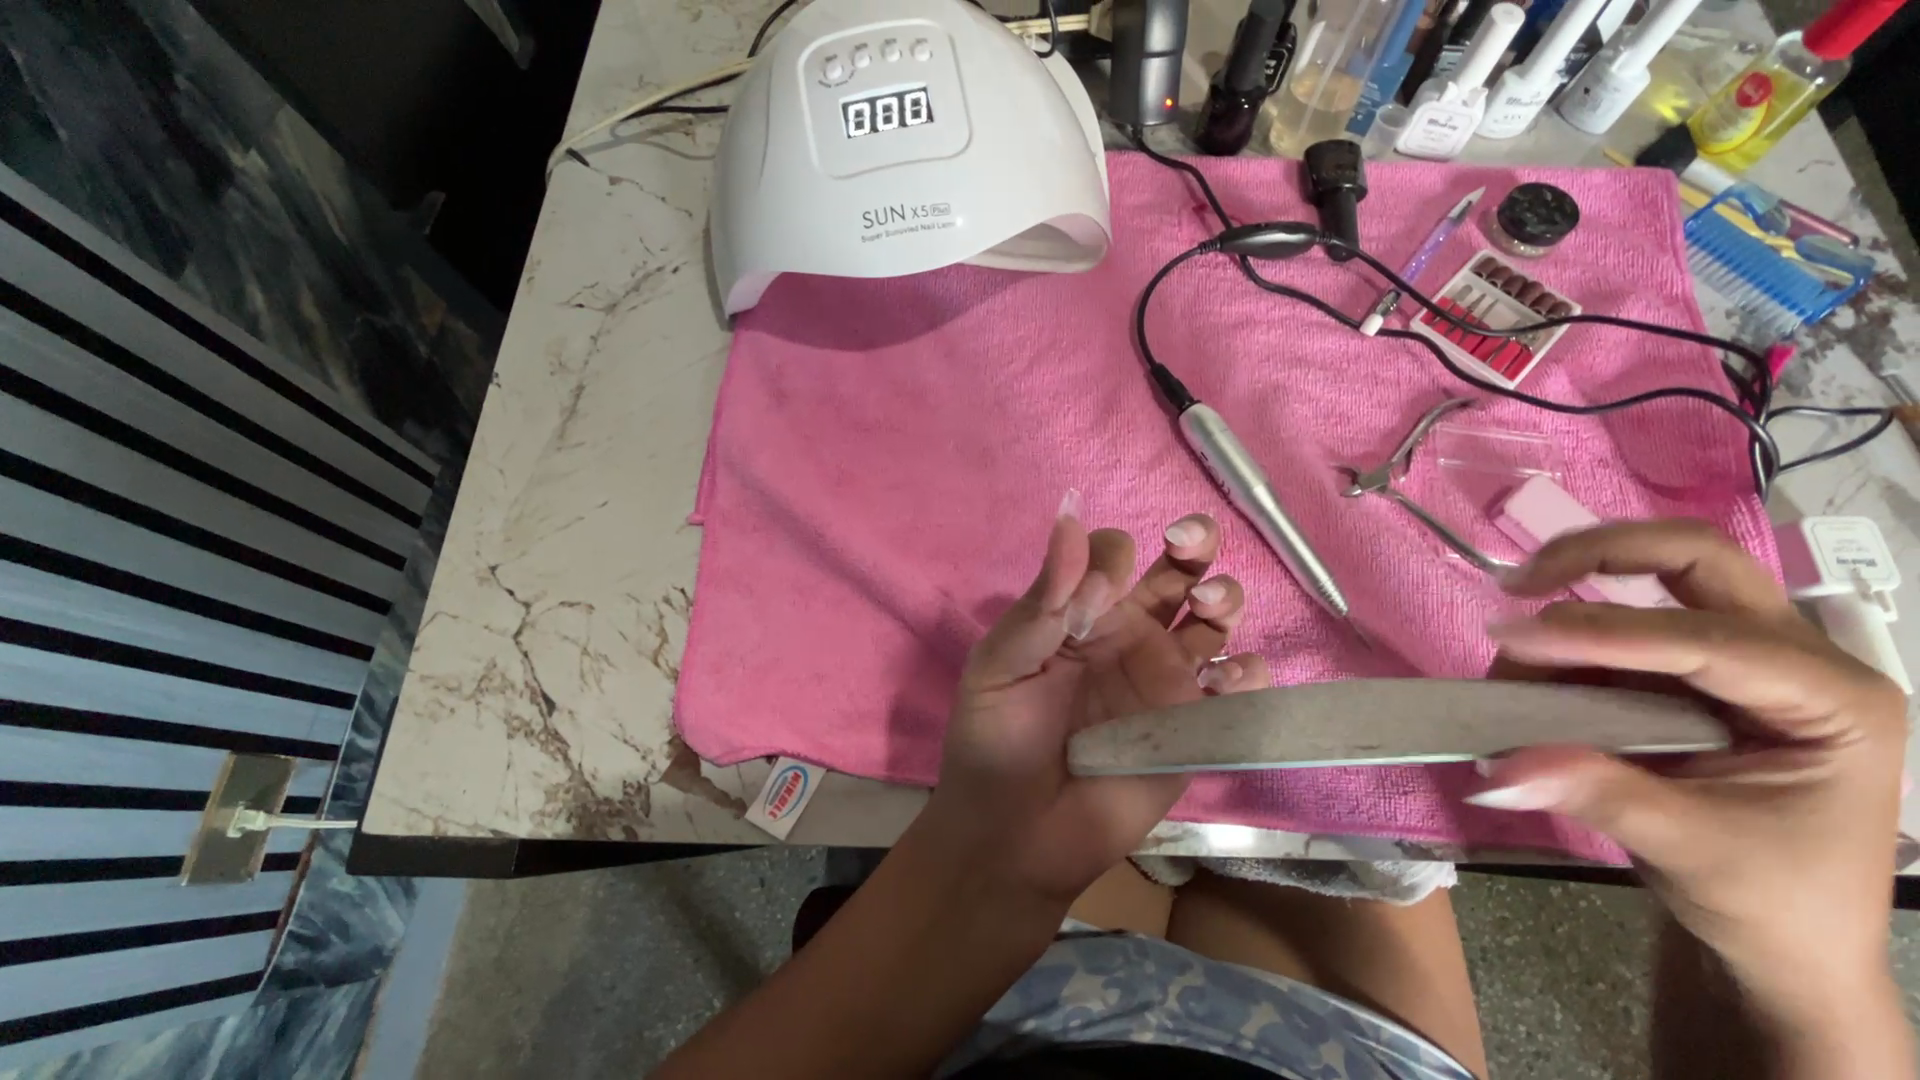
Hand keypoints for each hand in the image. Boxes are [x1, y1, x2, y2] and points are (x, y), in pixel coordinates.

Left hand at [925, 492, 1271, 904]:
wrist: (1015, 837)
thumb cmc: (995, 745)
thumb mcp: (1000, 667)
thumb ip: (1040, 602)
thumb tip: (1069, 519)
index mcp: (1079, 616)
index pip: (1113, 556)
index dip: (1112, 558)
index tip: (1098, 591)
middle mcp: (1129, 638)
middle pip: (1178, 573)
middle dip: (1195, 545)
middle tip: (1189, 544)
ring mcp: (1166, 682)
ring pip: (1215, 620)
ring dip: (1225, 598)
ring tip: (1207, 609)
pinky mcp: (1195, 730)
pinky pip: (1238, 689)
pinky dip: (1247, 674)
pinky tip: (1224, 679)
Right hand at [1468, 520, 1906, 1001]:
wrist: (1783, 937)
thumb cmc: (1770, 899)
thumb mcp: (1692, 850)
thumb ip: (1600, 795)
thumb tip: (1501, 764)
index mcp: (1835, 702)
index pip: (1716, 641)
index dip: (1612, 632)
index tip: (1518, 639)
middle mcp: (1797, 659)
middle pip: (1700, 562)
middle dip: (1604, 555)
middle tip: (1519, 581)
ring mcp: (1743, 660)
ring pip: (1660, 579)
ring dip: (1575, 601)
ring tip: (1511, 653)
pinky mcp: (1692, 673)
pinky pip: (1621, 631)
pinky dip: (1566, 644)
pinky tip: (1527, 675)